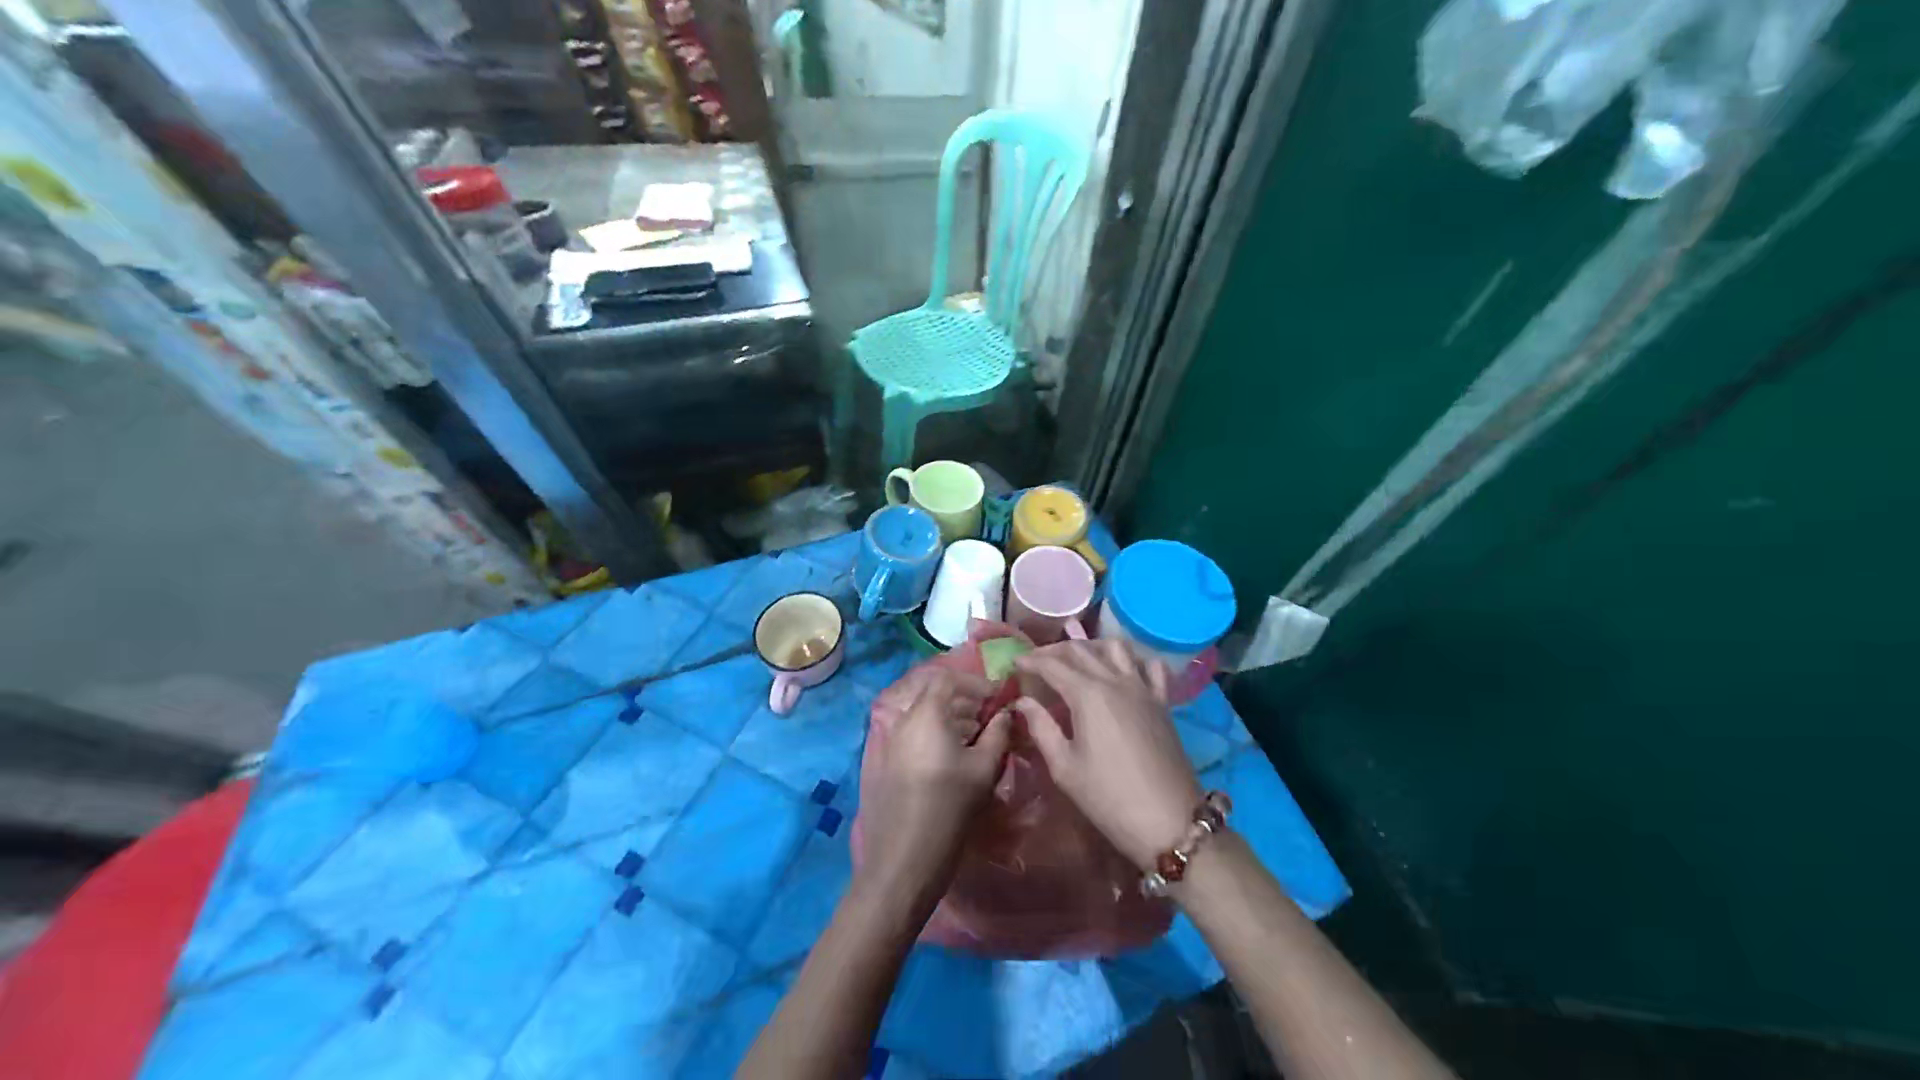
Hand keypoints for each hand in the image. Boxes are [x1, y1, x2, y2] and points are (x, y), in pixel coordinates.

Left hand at [857, 668, 1011, 897]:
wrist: (905, 856)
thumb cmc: (950, 805)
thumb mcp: (984, 768)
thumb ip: (998, 734)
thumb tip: (1005, 713)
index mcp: (925, 714)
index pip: (947, 678)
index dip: (975, 682)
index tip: (998, 698)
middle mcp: (904, 720)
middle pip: (934, 696)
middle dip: (965, 701)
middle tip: (992, 718)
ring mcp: (893, 742)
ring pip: (925, 716)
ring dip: (953, 718)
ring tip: (980, 739)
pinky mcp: (890, 762)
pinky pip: (916, 735)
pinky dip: (938, 734)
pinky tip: (958, 757)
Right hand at [1010, 640, 1200, 868]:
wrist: (1169, 821)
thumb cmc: (1108, 798)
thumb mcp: (1064, 768)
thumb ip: (1042, 728)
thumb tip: (1024, 702)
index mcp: (1087, 695)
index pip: (1052, 664)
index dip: (1030, 660)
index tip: (1015, 662)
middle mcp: (1115, 681)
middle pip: (1081, 650)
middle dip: (1054, 651)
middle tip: (1037, 662)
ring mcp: (1143, 688)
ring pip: (1115, 647)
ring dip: (1091, 646)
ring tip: (1076, 659)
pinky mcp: (1162, 702)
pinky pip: (1149, 666)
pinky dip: (1132, 659)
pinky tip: (1122, 671)